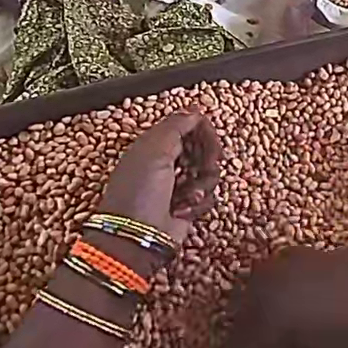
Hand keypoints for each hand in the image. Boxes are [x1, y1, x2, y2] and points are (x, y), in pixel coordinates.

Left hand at [97, 112, 221, 243]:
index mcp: (155, 144)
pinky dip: (198, 203)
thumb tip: (194, 110)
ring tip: (188, 194)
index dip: (203, 131)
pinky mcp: (188, 204)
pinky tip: (183, 209)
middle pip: (203, 147)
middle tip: (207, 165)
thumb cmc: (139, 193)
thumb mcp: (154, 151)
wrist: (137, 237)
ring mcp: (179, 183)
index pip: (189, 125)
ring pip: (210, 172)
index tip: (210, 140)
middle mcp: (168, 161)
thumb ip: (176, 126)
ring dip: (202, 183)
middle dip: (208, 157)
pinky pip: (209, 195)